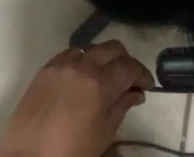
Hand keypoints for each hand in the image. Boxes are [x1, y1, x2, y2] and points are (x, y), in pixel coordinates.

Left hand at [0, 40, 153, 156]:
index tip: (147, 86)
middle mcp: (82, 65)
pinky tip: (83, 76)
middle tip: (130, 80)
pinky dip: (83, 60)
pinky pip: (71, 53)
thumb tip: (135, 93)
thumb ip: (121, 107)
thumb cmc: (70, 151)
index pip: (129, 67)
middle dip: (126, 61)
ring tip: (106, 77)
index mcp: (99, 83)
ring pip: (92, 47)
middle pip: (113, 48)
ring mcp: (62, 63)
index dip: (142, 74)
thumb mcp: (103, 134)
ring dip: (104, 58)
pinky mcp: (46, 67)